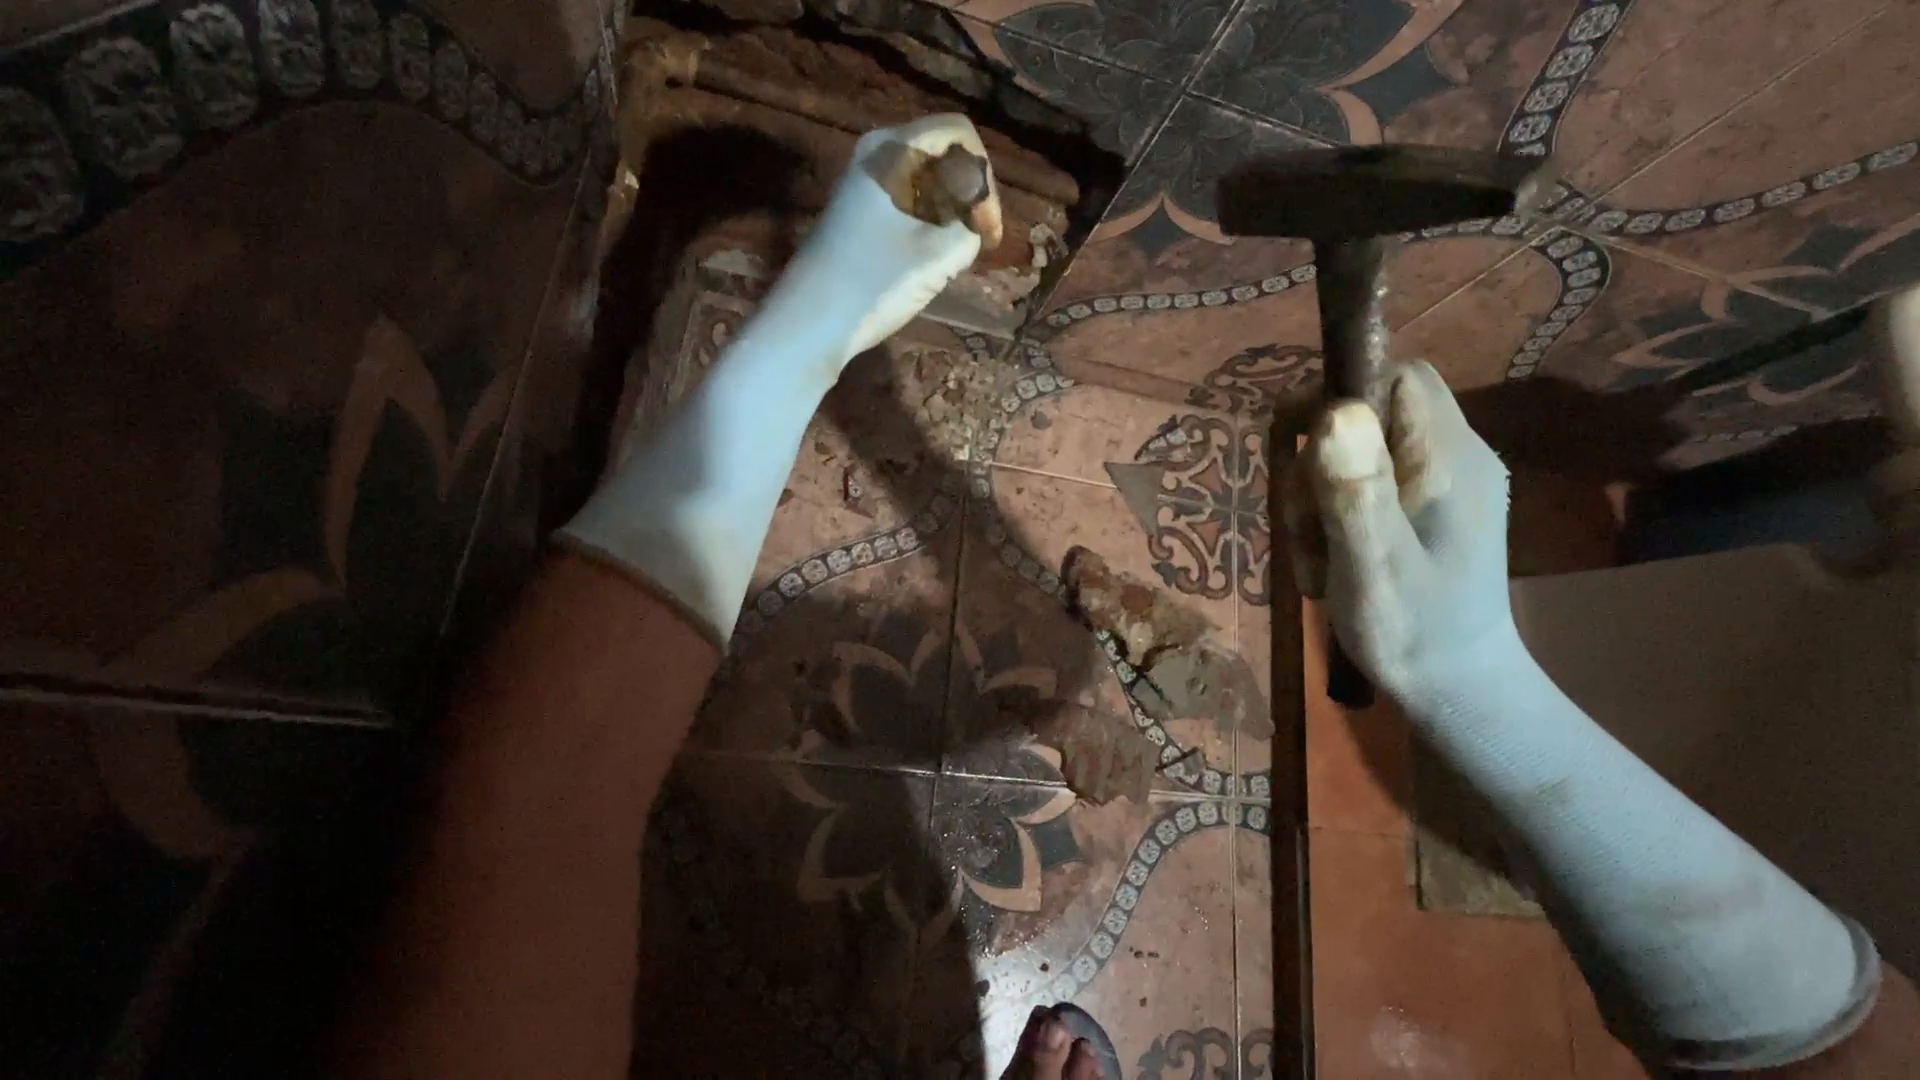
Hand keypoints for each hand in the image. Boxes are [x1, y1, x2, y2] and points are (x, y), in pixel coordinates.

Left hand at [760, 113, 998, 373]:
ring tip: (956, 255)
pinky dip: (927, 220)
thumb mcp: (939, 255)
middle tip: (978, 242)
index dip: (984, 176)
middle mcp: (875, 153)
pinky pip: (906, 200)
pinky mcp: (857, 212)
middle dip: (968, 193)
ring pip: (925, 179)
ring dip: (949, 210)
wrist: (811, 322)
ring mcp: (863, 183)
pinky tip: (928, 258)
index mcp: (893, 149)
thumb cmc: (875, 283)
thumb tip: (974, 215)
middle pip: (942, 153)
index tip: (986, 229)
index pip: (959, 132)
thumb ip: (971, 225)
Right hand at [1282, 361, 1517, 700]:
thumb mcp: (1374, 565)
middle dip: (1318, 463)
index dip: (1340, 393)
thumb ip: (1355, 490)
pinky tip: (1331, 563)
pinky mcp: (1428, 512)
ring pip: (1357, 454)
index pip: (1397, 376)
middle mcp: (1454, 458)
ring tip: (1317, 558)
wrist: (1459, 693)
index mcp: (1450, 459)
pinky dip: (1334, 518)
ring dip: (1317, 499)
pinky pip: (1366, 487)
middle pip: (1368, 415)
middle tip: (1304, 525)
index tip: (1298, 443)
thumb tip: (1334, 410)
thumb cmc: (1415, 632)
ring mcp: (1442, 486)